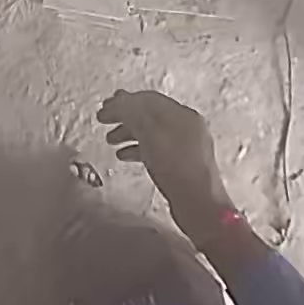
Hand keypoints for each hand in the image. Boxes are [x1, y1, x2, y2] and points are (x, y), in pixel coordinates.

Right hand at [96, 90, 234, 241]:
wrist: (199, 205)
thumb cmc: (176, 168)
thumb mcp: (149, 135)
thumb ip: (133, 114)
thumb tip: (119, 101)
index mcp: (182, 115)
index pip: (148, 99)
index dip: (123, 101)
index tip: (104, 106)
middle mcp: (187, 127)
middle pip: (149, 114)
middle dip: (124, 115)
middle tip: (104, 119)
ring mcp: (186, 145)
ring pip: (150, 131)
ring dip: (128, 131)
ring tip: (111, 139)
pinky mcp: (181, 163)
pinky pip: (155, 147)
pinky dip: (138, 147)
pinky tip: (124, 155)